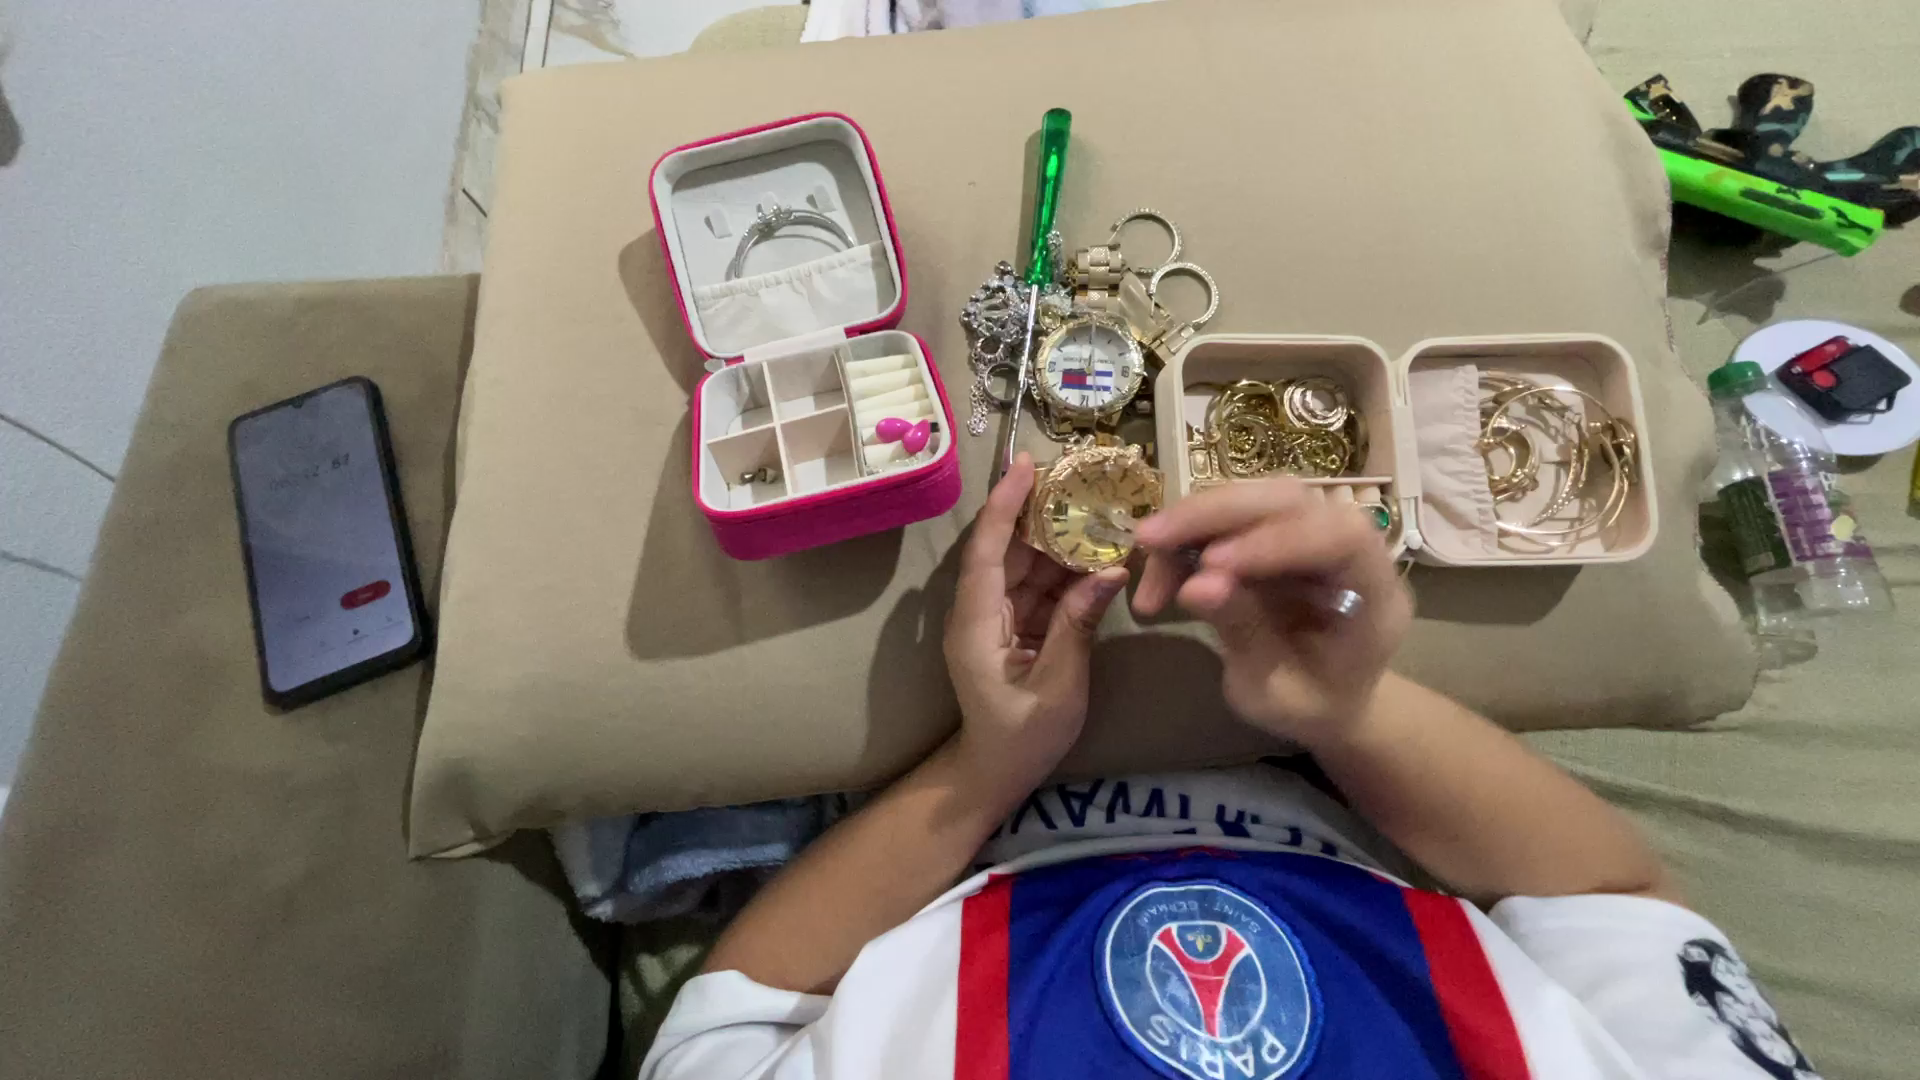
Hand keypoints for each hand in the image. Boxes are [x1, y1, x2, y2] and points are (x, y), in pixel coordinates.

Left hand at [943, 453, 1129, 792]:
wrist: (996, 770)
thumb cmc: (1022, 737)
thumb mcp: (1059, 686)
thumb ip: (1079, 625)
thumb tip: (1111, 571)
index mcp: (975, 624)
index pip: (987, 551)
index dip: (1004, 505)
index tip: (1025, 465)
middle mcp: (977, 611)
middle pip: (1006, 550)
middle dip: (1039, 513)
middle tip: (1078, 478)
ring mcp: (992, 617)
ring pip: (1023, 565)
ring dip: (1056, 541)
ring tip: (1095, 509)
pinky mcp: (1009, 625)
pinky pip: (1035, 587)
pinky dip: (1062, 572)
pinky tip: (1093, 554)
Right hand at [1133, 479, 1410, 748]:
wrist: (1324, 700)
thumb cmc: (1310, 705)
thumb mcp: (1276, 691)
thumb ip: (1245, 634)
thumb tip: (1196, 584)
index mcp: (1373, 592)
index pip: (1339, 538)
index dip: (1275, 540)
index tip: (1211, 564)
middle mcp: (1345, 548)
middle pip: (1285, 499)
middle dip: (1212, 514)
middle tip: (1150, 539)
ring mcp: (1306, 533)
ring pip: (1250, 497)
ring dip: (1191, 520)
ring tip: (1147, 553)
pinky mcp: (1271, 533)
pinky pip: (1225, 516)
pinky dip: (1185, 536)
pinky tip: (1159, 571)